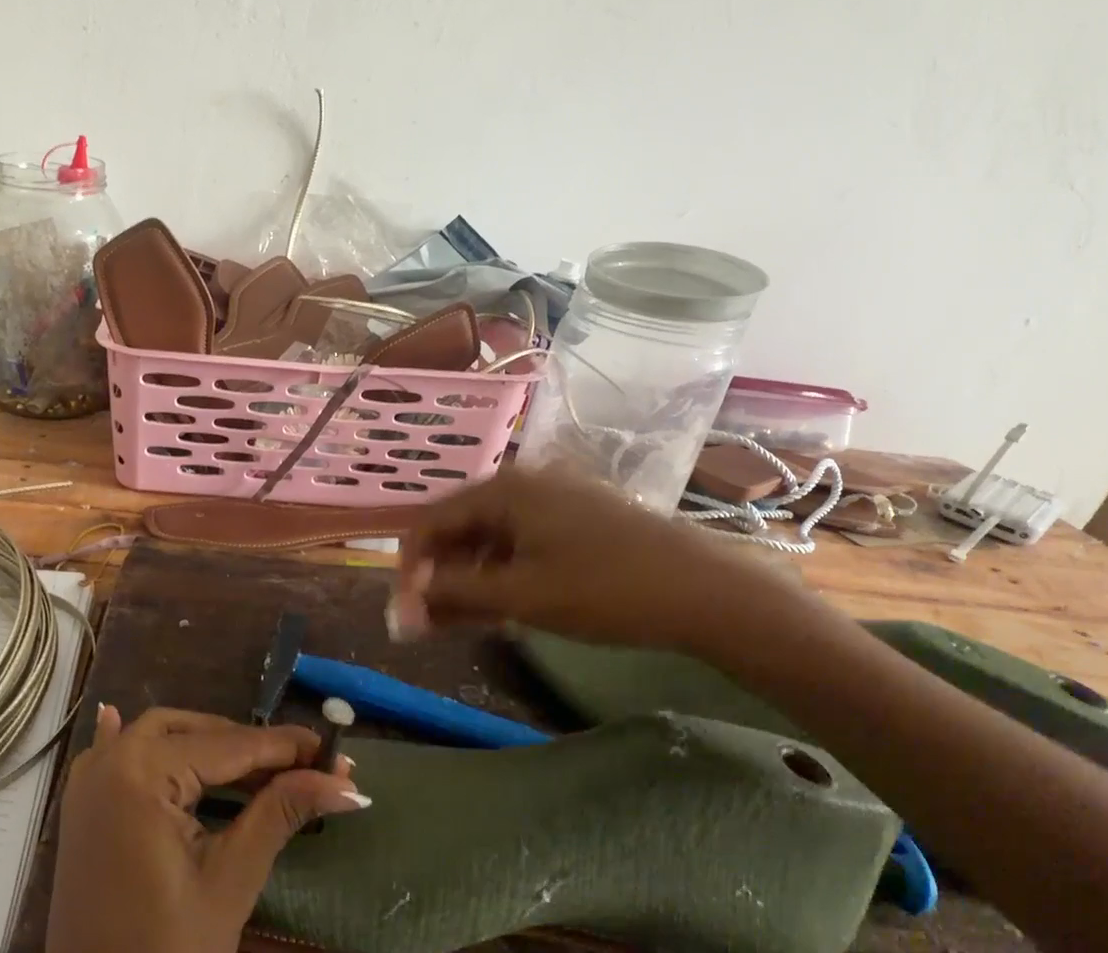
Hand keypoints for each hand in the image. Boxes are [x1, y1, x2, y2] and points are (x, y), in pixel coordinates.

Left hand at [46, 705, 367, 952]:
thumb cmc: (168, 946)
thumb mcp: (230, 878)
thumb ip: (281, 814)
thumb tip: (347, 785)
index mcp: (142, 772)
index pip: (228, 746)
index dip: (285, 748)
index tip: (336, 750)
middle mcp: (110, 760)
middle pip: (191, 733)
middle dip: (248, 746)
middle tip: (305, 765)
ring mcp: (88, 780)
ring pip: (158, 736)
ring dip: (207, 744)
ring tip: (262, 766)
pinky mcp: (81, 804)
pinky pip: (117, 751)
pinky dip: (150, 745)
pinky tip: (166, 735)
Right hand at [386, 465, 824, 654]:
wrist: (708, 591)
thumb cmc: (604, 589)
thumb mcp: (519, 596)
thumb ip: (452, 597)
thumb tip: (399, 609)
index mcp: (501, 489)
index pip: (430, 523)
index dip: (409, 569)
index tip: (403, 613)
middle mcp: (523, 483)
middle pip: (460, 528)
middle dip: (441, 576)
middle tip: (432, 624)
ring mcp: (556, 497)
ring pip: (492, 537)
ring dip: (471, 578)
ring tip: (467, 622)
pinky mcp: (581, 517)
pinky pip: (523, 540)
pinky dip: (505, 572)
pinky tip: (508, 604)